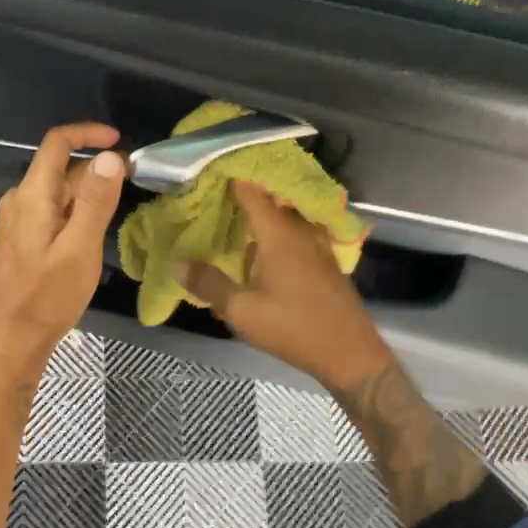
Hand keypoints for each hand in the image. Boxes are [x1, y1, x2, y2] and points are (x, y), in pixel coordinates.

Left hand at [0, 123, 126, 378]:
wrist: (10, 343)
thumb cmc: (46, 299)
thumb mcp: (80, 249)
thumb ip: (95, 201)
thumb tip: (110, 157)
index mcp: (31, 195)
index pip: (56, 143)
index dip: (88, 133)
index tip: (119, 141)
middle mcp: (18, 200)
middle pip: (60, 169)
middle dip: (95, 171)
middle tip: (132, 186)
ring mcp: (15, 221)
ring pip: (57, 193)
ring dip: (86, 195)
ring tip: (115, 215)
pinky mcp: (18, 240)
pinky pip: (49, 213)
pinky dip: (74, 213)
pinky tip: (90, 236)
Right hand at [179, 181, 392, 391]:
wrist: (350, 355)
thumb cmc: (293, 328)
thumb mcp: (241, 311)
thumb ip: (208, 284)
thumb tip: (177, 262)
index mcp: (279, 234)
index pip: (252, 192)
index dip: (231, 178)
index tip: (209, 172)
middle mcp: (300, 231)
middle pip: (270, 202)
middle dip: (244, 197)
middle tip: (214, 199)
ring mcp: (317, 246)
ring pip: (285, 219)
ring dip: (263, 217)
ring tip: (234, 223)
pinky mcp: (324, 263)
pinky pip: (296, 235)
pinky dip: (277, 234)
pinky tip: (262, 253)